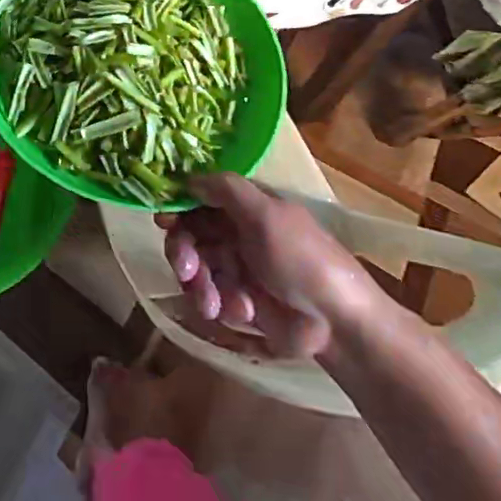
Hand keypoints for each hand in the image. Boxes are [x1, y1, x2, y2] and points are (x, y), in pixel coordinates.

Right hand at [158, 173, 382, 358]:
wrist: (337, 323)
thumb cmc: (302, 258)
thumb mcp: (266, 215)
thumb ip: (225, 190)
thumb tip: (189, 177)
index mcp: (245, 205)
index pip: (199, 198)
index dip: (178, 207)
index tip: (163, 221)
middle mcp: (236, 232)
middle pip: (189, 234)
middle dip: (183, 253)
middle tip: (187, 270)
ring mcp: (237, 268)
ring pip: (195, 269)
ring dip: (200, 286)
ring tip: (215, 304)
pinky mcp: (238, 300)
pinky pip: (210, 297)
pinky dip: (221, 305)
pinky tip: (243, 311)